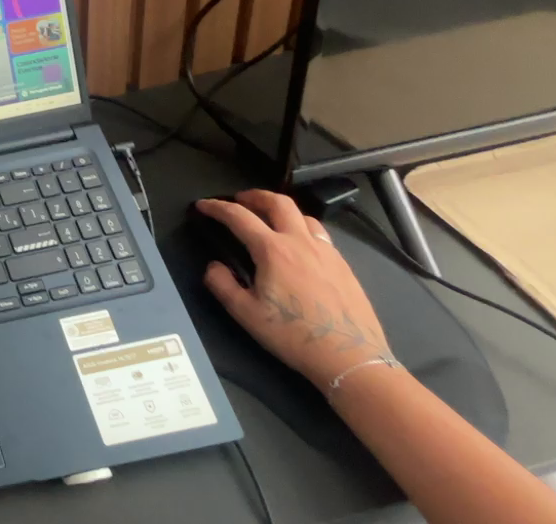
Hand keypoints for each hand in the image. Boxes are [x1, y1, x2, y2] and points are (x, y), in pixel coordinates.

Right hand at [196, 190, 391, 391]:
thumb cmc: (294, 335)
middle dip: (254, 195)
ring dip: (281, 210)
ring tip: (270, 219)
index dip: (216, 207)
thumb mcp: (246, 314)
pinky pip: (321, 236)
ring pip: (304, 216)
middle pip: (278, 202)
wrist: (352, 359)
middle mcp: (301, 243)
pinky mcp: (345, 267)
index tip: (203, 206)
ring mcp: (328, 253)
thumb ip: (221, 284)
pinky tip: (300, 247)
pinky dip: (303, 229)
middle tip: (239, 200)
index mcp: (273, 251)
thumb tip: (214, 266)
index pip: (238, 216)